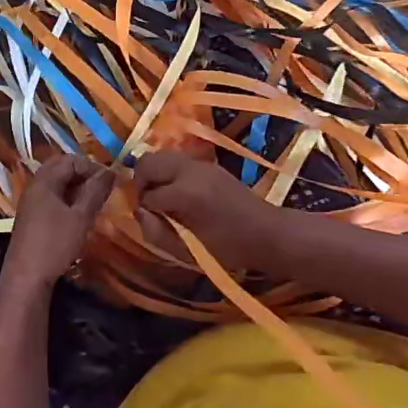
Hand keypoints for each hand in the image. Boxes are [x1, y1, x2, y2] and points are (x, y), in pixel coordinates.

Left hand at [1, 154, 115, 293]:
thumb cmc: (55, 244)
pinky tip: (78, 213)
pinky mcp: (30, 216)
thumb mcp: (80, 217)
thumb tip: (109, 172)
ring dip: (75, 186)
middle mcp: (34, 186)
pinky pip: (50, 196)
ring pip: (55, 183)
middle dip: (82, 173)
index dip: (91, 166)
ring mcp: (30, 201)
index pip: (69, 160)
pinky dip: (66, 197)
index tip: (110, 181)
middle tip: (101, 187)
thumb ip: (95, 192)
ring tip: (93, 200)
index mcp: (44, 182)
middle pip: (59, 168)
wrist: (26, 276)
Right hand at [133, 150, 280, 269]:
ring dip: (153, 174)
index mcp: (186, 194)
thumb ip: (157, 233)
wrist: (269, 233)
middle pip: (147, 162)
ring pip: (160, 156)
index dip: (144, 209)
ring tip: (159, 196)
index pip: (147, 195)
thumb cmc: (229, 249)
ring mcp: (200, 163)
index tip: (150, 221)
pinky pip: (176, 160)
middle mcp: (190, 170)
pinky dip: (167, 171)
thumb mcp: (189, 252)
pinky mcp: (207, 163)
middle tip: (147, 203)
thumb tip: (138, 213)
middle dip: (140, 182)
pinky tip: (176, 191)